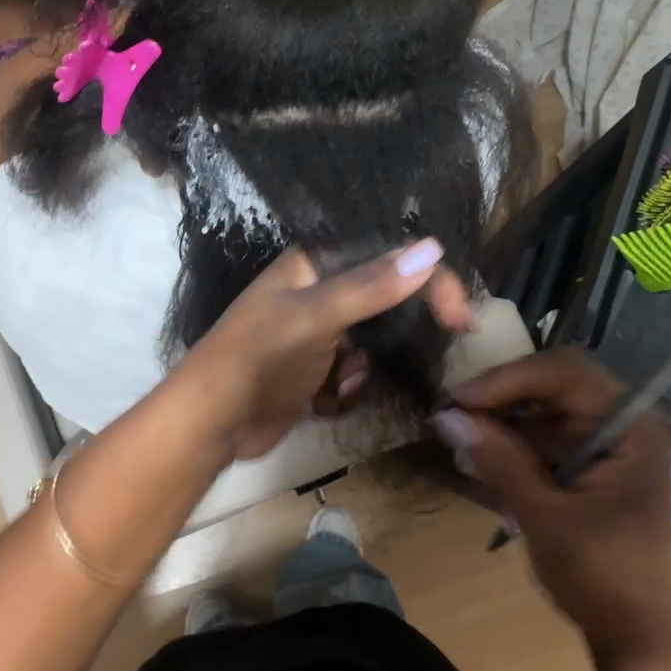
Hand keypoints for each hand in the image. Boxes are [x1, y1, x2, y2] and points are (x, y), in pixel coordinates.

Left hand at [172, 239, 471, 461]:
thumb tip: (432, 246)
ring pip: (373, 343)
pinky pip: (354, 373)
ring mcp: (316, 334)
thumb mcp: (314, 318)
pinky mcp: (314, 371)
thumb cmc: (258, 359)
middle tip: (437, 351)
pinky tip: (326, 402)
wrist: (211, 423)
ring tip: (342, 382)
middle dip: (404, 329)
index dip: (427, 279)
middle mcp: (317, 293)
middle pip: (384, 300)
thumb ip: (371, 286)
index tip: (459, 317)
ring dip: (366, 367)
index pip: (386, 256)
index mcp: (313, 265)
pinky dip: (348, 388)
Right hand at [433, 349, 670, 658]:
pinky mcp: (590, 465)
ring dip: (501, 416)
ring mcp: (608, 445)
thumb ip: (498, 461)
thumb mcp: (543, 515)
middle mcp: (624, 426)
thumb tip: (444, 416)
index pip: (566, 375)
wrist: (634, 634)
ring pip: (544, 408)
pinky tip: (477, 450)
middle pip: (555, 384)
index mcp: (632, 431)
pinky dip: (511, 440)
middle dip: (502, 393)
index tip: (460, 398)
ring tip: (456, 428)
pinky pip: (544, 435)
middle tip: (454, 407)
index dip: (508, 380)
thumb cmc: (601, 575)